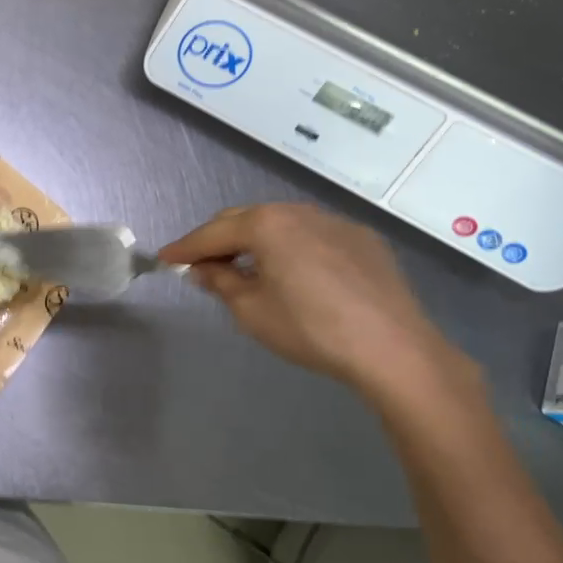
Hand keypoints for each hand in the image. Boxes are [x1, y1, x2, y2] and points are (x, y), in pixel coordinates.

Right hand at [159, 203, 467, 399]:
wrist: (397, 350)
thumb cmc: (312, 330)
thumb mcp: (253, 313)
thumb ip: (221, 283)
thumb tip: (205, 270)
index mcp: (265, 224)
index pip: (212, 233)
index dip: (185, 248)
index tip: (165, 259)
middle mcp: (297, 211)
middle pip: (246, 221)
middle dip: (221, 241)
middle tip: (204, 265)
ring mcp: (334, 222)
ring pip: (282, 225)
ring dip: (260, 243)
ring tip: (252, 270)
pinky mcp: (365, 240)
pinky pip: (316, 237)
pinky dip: (297, 249)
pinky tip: (301, 277)